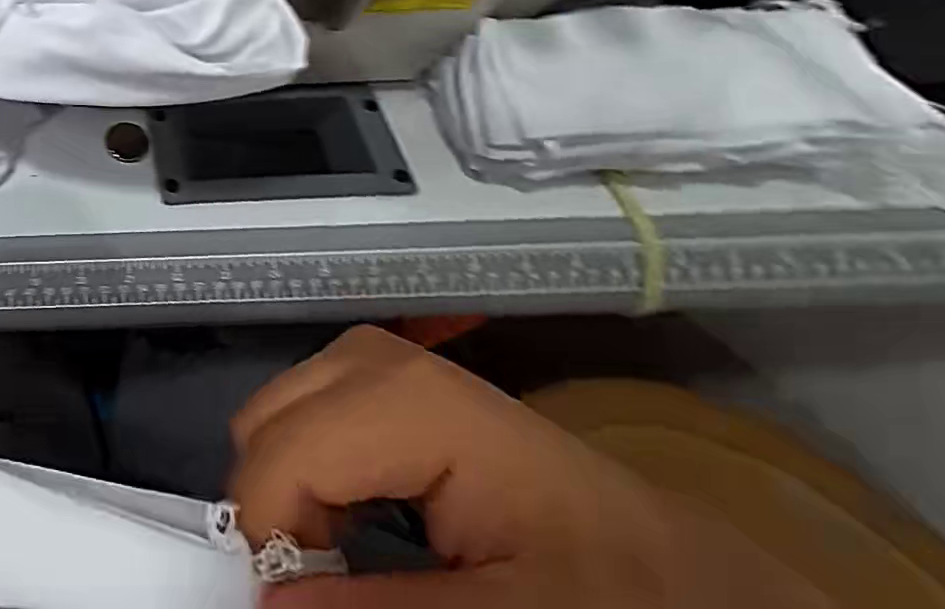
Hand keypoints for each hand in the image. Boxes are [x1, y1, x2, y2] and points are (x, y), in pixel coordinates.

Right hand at [228, 326, 831, 608]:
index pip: (281, 454)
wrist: (683, 570)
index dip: (268, 534)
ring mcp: (375, 361)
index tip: (289, 598)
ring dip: (286, 490)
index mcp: (406, 402)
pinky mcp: (381, 377)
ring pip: (272, 418)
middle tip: (316, 579)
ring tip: (335, 554)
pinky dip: (305, 472)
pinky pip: (301, 416)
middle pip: (264, 425)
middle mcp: (374, 359)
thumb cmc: (615, 592)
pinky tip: (348, 517)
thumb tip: (261, 604)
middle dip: (273, 506)